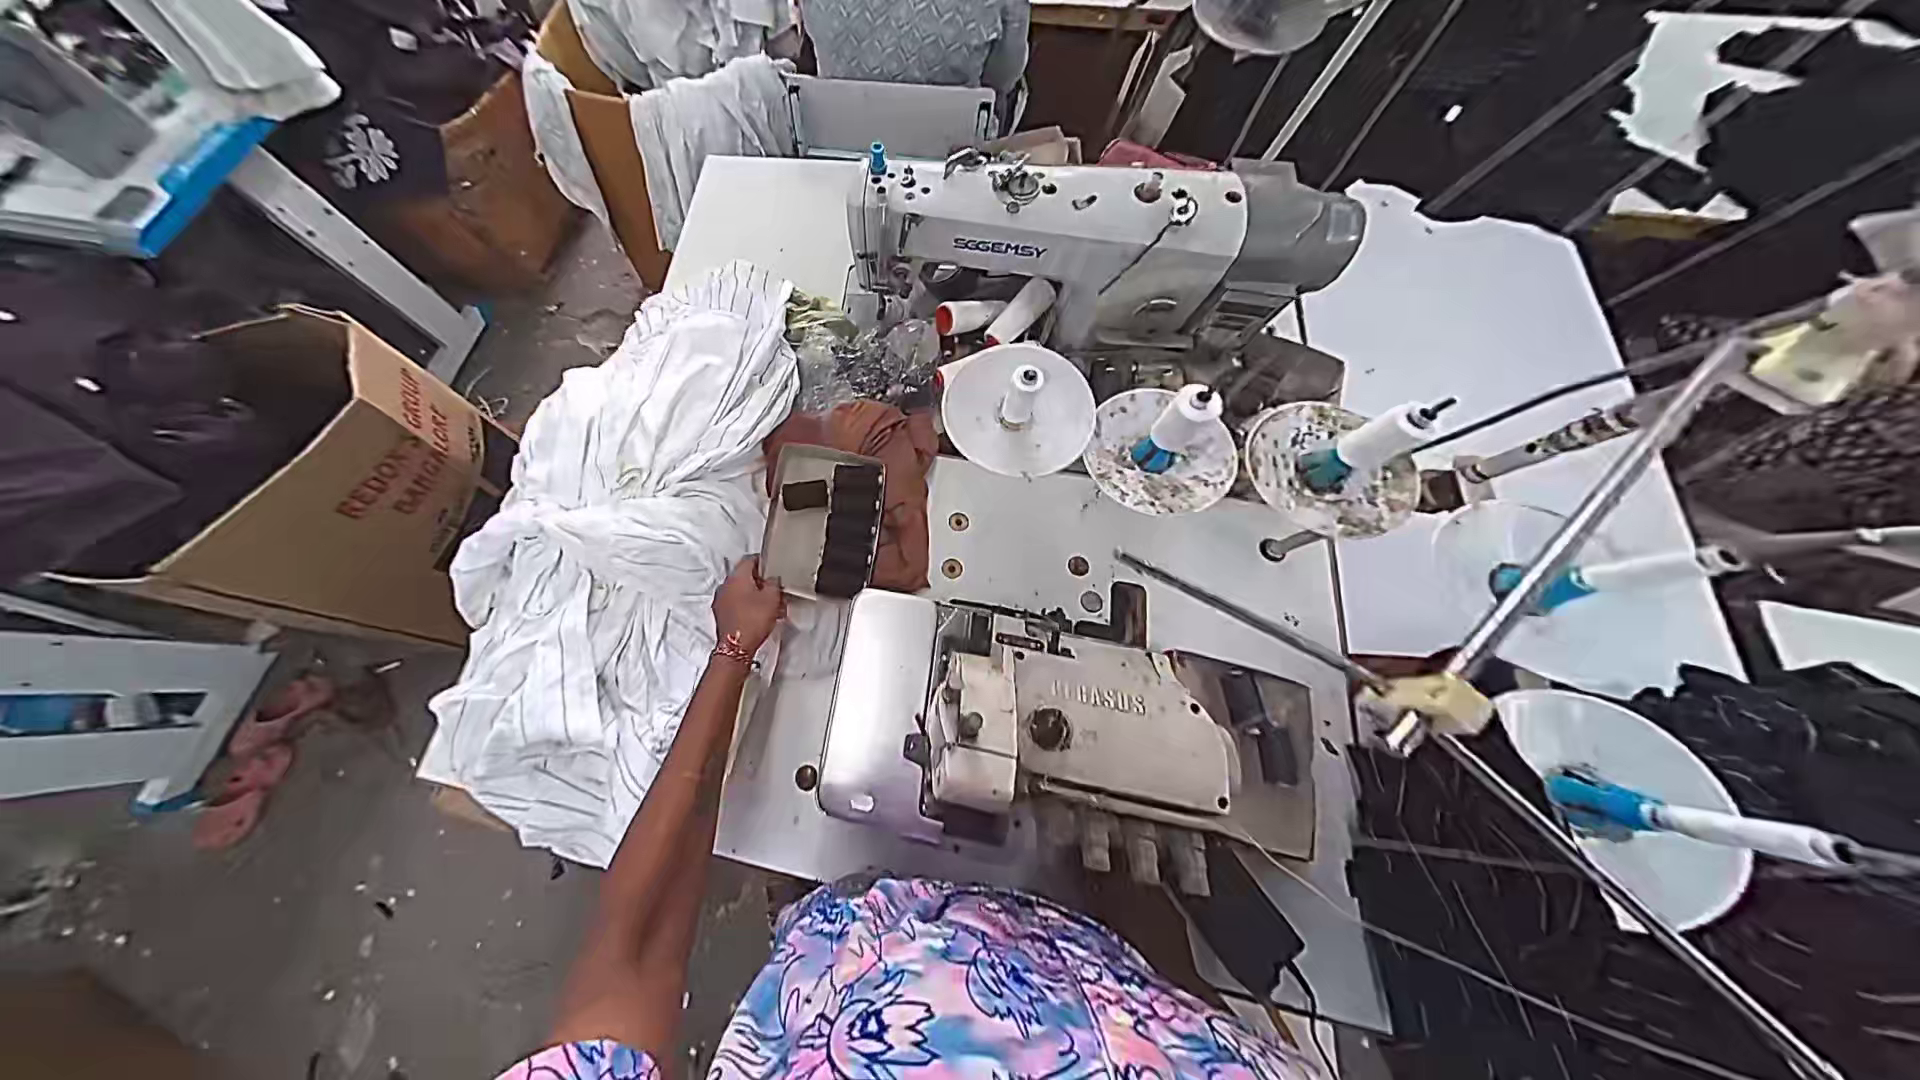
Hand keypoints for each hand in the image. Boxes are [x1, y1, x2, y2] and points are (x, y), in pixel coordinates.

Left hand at [713, 555, 784, 652]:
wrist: (737, 645)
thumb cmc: (752, 621)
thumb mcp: (773, 597)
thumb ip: (774, 582)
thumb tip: (773, 579)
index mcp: (737, 577)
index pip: (749, 559)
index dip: (762, 562)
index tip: (770, 566)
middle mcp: (726, 586)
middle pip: (744, 576)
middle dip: (760, 581)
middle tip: (773, 588)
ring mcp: (721, 600)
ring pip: (740, 590)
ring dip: (754, 594)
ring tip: (769, 605)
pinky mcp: (722, 613)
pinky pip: (736, 603)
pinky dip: (747, 605)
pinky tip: (759, 614)